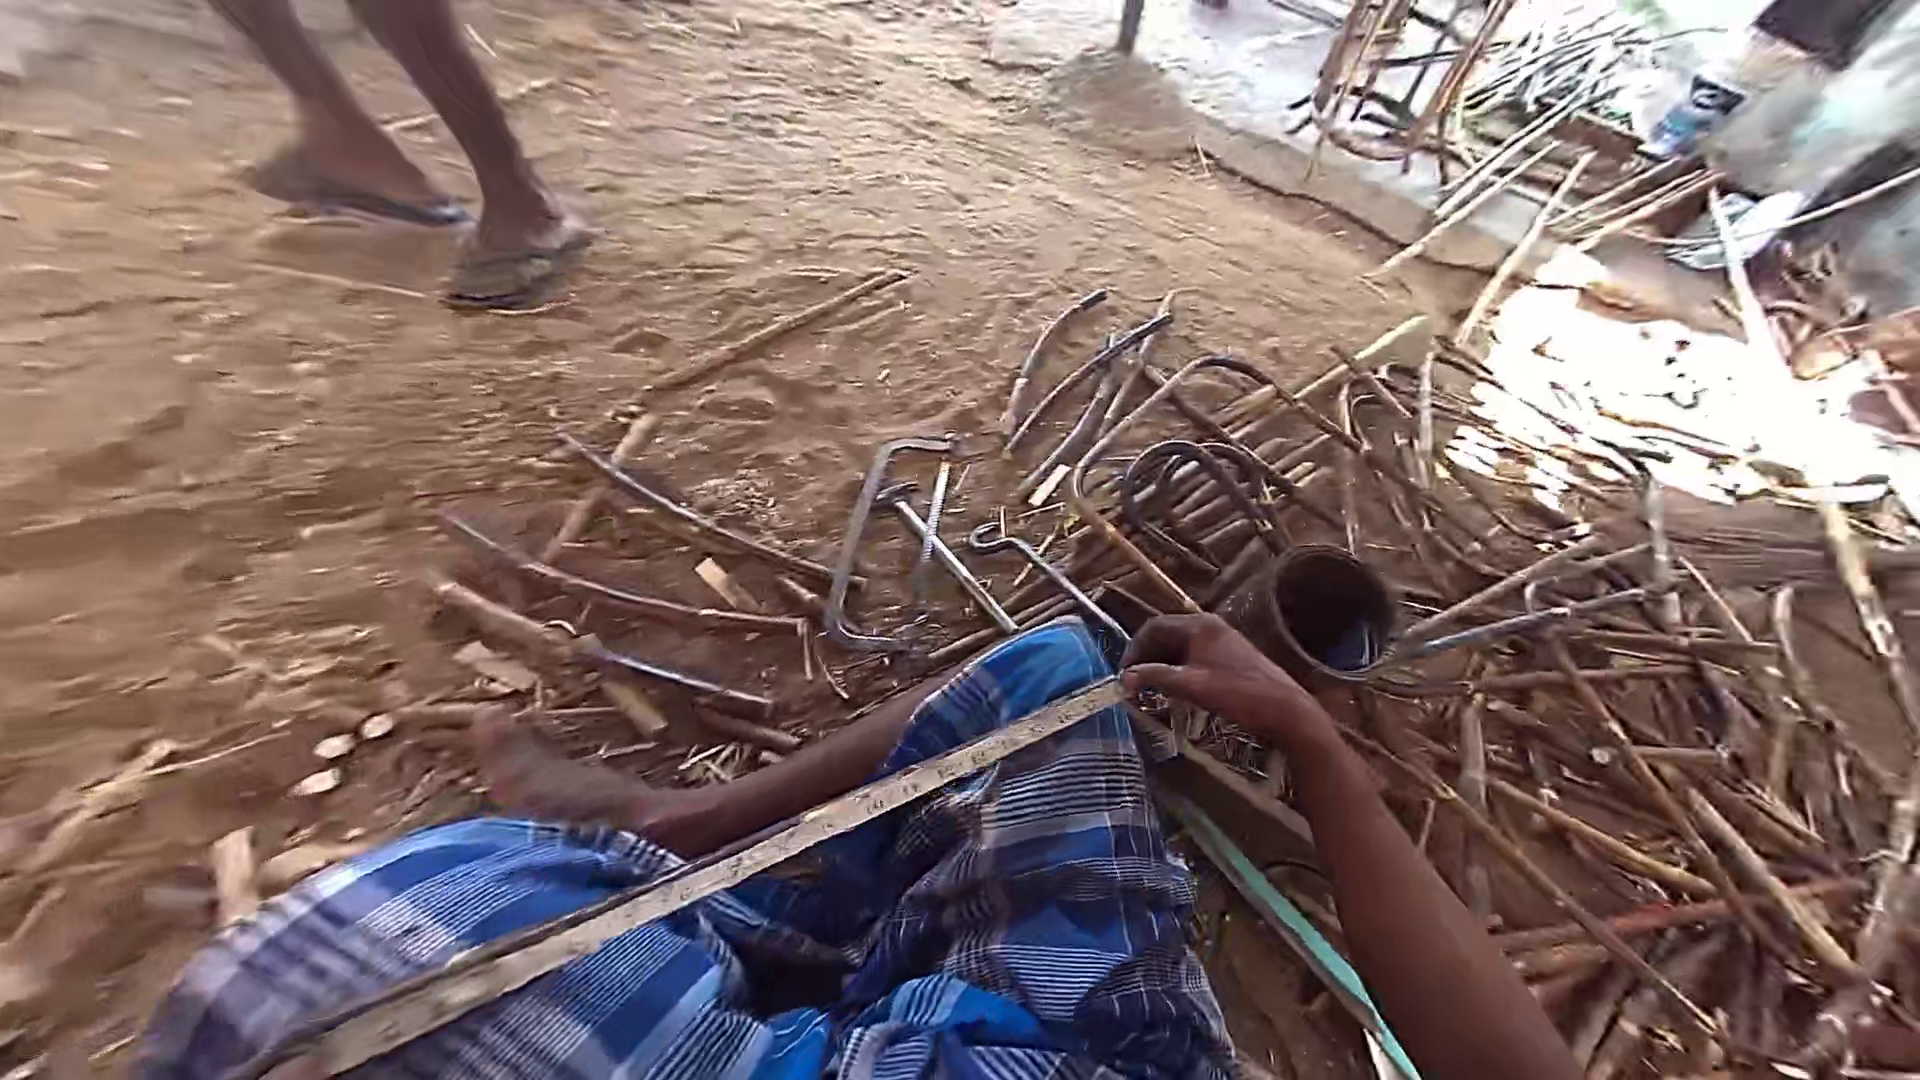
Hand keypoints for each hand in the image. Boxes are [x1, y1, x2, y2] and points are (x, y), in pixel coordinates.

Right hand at [1122, 614, 1336, 751]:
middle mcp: (1209, 625)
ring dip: (1161, 663)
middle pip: (1166, 634)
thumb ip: (1155, 677)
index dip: (1134, 649)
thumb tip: (1124, 678)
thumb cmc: (1238, 694)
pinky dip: (1178, 667)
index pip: (1153, 627)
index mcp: (1199, 625)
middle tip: (1134, 680)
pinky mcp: (1230, 655)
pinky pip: (1193, 654)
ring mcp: (1222, 639)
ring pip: (1179, 645)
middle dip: (1146, 656)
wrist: (1287, 712)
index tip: (1124, 673)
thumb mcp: (1191, 686)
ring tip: (1151, 685)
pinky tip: (1175, 686)